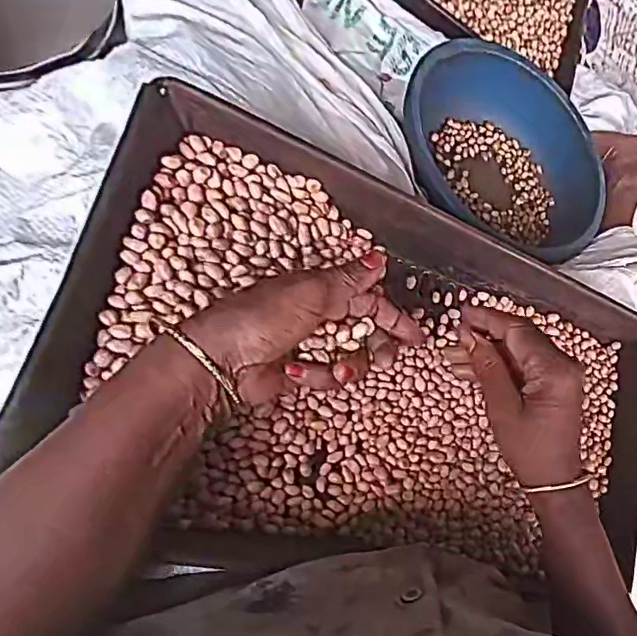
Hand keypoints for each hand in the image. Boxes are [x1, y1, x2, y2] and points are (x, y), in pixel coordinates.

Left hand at [182, 251, 423, 402]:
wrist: (221, 360)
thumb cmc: (259, 319)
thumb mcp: (311, 293)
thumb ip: (351, 279)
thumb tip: (378, 258)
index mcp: (324, 292)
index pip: (371, 303)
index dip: (395, 319)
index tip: (415, 337)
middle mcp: (321, 317)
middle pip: (368, 334)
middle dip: (378, 348)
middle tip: (384, 358)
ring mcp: (313, 346)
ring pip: (354, 359)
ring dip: (349, 367)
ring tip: (338, 370)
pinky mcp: (304, 371)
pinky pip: (329, 377)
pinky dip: (318, 377)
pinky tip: (297, 373)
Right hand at [443, 306, 584, 488]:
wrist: (553, 479)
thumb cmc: (531, 452)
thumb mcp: (502, 408)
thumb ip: (487, 368)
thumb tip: (472, 337)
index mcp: (555, 370)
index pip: (518, 330)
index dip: (488, 319)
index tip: (464, 314)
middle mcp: (564, 366)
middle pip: (520, 337)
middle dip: (486, 335)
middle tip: (456, 337)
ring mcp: (562, 375)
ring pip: (521, 351)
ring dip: (491, 351)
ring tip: (458, 357)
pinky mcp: (556, 384)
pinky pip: (527, 366)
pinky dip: (503, 365)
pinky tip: (477, 368)